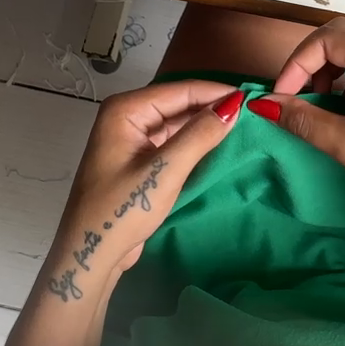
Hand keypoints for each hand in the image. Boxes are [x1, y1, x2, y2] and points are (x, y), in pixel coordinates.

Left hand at [39, 80, 243, 303]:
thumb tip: (234, 104)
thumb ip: (200, 134)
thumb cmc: (123, 210)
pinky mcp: (139, 158)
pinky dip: (194, 141)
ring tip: (244, 125)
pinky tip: (219, 144)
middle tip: (253, 112)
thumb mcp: (166, 171)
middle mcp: (126, 115)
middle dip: (213, 106)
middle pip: (178, 103)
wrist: (91, 255)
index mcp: (125, 109)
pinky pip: (172, 139)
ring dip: (205, 124)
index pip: (180, 91)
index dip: (217, 93)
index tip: (253, 98)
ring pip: (177, 121)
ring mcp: (131, 137)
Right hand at [256, 18, 344, 224]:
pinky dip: (342, 80)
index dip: (296, 64)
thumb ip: (301, 118)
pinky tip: (337, 108)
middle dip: (309, 61)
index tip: (280, 97)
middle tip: (293, 93)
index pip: (327, 40)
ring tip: (315, 103)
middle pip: (339, 35)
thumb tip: (262, 103)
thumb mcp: (344, 143)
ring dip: (325, 69)